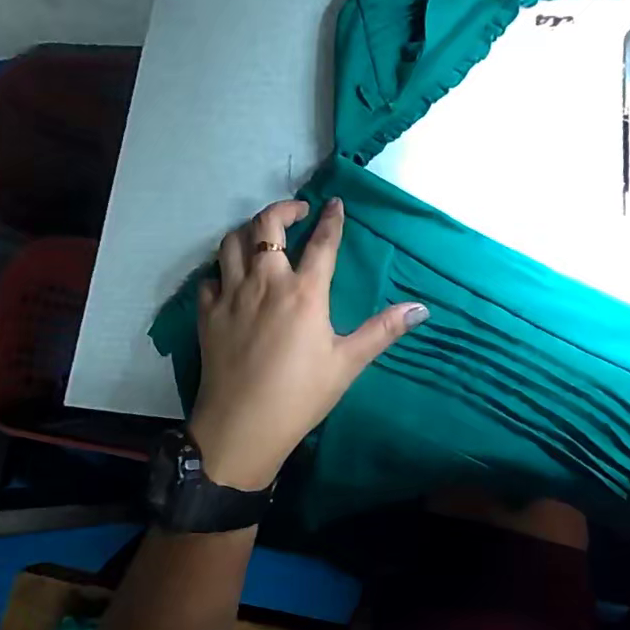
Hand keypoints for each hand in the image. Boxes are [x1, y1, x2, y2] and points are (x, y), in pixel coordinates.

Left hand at [187, 198, 427, 490]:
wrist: (243, 426)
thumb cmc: (302, 394)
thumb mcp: (348, 363)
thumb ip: (383, 330)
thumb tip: (421, 308)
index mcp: (304, 292)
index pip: (321, 243)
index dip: (332, 219)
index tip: (336, 203)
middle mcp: (265, 282)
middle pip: (266, 227)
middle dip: (283, 209)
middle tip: (298, 211)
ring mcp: (231, 295)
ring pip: (231, 242)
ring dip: (249, 230)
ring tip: (264, 235)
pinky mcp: (208, 313)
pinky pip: (210, 277)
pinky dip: (222, 269)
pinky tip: (232, 278)